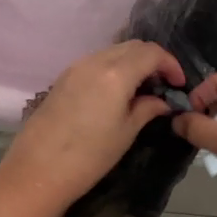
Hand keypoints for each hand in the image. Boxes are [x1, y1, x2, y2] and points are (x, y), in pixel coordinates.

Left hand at [0, 41, 183, 211]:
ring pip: (114, 51)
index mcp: (116, 73)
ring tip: (143, 89)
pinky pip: (97, 61)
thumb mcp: (126, 133)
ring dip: (133, 63)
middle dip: (153, 60)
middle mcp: (96, 61)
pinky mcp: (64, 77)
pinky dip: (114, 68)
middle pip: (133, 46)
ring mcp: (77, 66)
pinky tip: (118, 92)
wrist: (37, 170)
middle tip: (164, 85)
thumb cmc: (89, 156)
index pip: (151, 52)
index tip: (179, 83)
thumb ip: (147, 108)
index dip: (170, 64)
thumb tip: (162, 100)